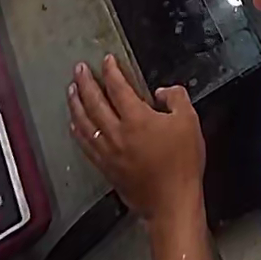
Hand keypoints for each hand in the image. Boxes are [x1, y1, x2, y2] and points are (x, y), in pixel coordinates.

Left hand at [69, 55, 205, 223]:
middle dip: (86, 83)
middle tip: (78, 69)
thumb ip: (176, 98)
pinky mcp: (105, 167)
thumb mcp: (189, 120)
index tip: (107, 60)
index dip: (112, 72)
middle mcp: (117, 133)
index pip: (118, 89)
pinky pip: (85, 143)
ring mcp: (107, 152)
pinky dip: (77, 130)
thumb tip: (162, 92)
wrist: (171, 199)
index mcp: (137, 118)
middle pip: (94, 103)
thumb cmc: (183, 160)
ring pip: (84, 123)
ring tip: (71, 91)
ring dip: (76, 104)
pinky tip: (74, 124)